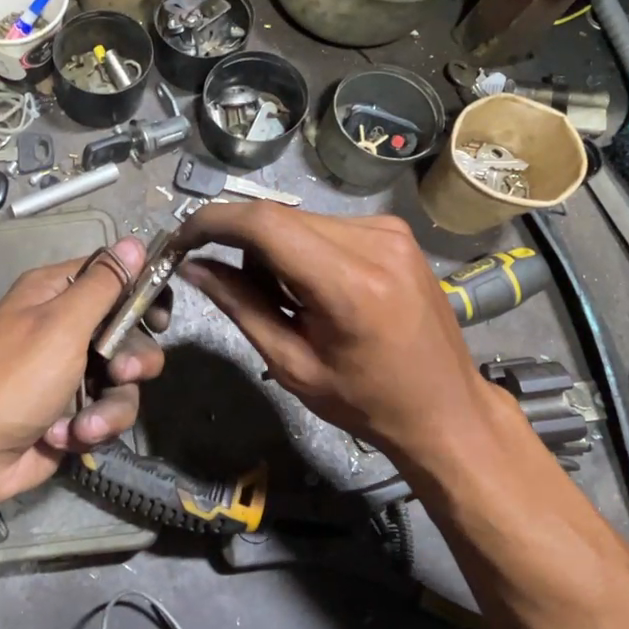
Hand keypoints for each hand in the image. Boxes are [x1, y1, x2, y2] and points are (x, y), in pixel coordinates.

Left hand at [0, 237, 166, 504]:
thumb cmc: (12, 380)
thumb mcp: (60, 326)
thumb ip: (103, 285)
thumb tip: (133, 242)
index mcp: (54, 294)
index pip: (112, 276)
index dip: (141, 293)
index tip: (158, 318)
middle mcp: (63, 327)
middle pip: (128, 333)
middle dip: (131, 361)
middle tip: (120, 374)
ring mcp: (69, 371)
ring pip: (123, 381)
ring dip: (108, 407)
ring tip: (83, 425)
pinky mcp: (72, 410)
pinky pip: (106, 412)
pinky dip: (90, 427)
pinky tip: (64, 436)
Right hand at [176, 203, 493, 460]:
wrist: (446, 409)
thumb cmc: (366, 401)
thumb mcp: (291, 364)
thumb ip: (239, 306)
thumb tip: (193, 266)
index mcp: (350, 284)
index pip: (264, 224)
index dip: (213, 222)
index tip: (182, 240)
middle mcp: (374, 242)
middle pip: (277, 218)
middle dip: (241, 245)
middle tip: (238, 289)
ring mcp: (389, 230)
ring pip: (297, 219)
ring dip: (273, 249)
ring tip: (287, 300)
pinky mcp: (394, 230)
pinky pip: (323, 225)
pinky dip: (301, 248)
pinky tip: (314, 288)